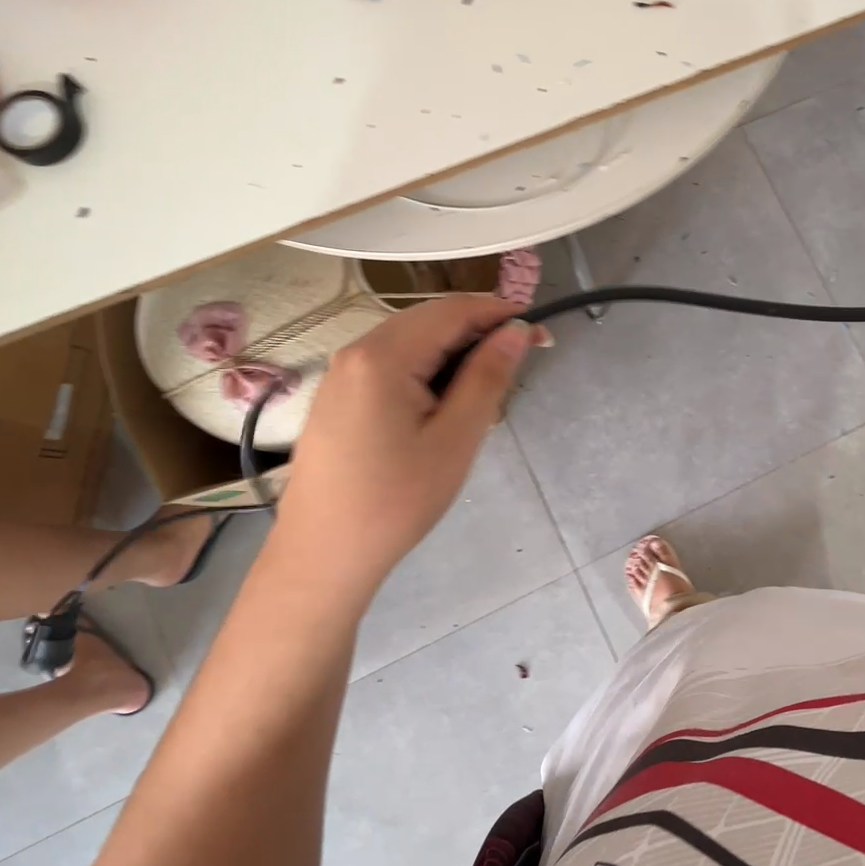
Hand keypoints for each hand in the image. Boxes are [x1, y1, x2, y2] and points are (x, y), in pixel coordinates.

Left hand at [271, 295, 538, 586]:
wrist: (323, 554)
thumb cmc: (397, 500)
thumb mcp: (457, 438)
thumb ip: (488, 376)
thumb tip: (516, 331)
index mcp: (384, 356)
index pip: (454, 310)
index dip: (500, 313)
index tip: (540, 334)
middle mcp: (356, 351)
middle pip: (430, 319)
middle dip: (480, 330)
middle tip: (523, 359)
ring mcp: (341, 374)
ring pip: (411, 341)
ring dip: (455, 350)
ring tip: (490, 385)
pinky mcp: (338, 397)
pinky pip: (391, 363)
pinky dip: (428, 368)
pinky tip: (446, 401)